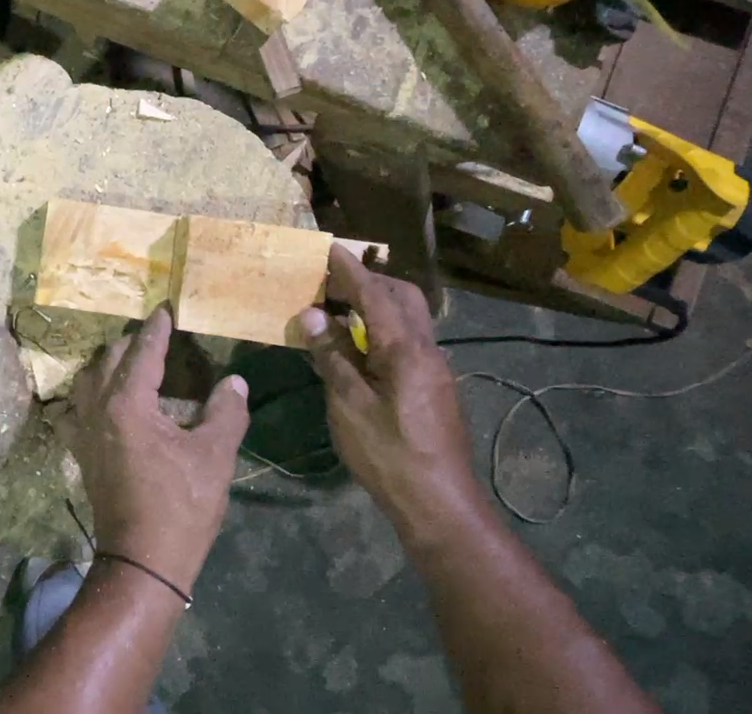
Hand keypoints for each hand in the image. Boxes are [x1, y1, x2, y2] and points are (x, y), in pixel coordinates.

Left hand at [64, 307, 250, 591]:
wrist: (142, 557)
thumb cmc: (182, 505)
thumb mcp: (214, 457)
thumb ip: (225, 413)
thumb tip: (235, 381)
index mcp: (128, 401)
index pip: (143, 352)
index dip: (156, 329)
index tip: (164, 309)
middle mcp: (97, 406)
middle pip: (110, 358)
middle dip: (132, 344)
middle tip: (154, 337)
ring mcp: (82, 428)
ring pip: (87, 379)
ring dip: (106, 365)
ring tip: (128, 363)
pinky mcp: (78, 449)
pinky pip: (73, 409)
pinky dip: (85, 396)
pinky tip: (96, 401)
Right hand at [297, 246, 483, 545]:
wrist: (438, 503)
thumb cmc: (388, 453)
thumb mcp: (348, 403)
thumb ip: (331, 354)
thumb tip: (313, 313)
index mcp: (405, 350)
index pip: (374, 295)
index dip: (348, 269)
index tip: (326, 247)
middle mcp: (426, 351)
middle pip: (402, 297)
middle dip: (367, 279)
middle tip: (328, 279)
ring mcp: (432, 370)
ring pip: (407, 318)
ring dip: (375, 303)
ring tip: (335, 307)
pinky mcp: (430, 387)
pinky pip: (405, 339)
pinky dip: (379, 327)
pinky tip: (354, 344)